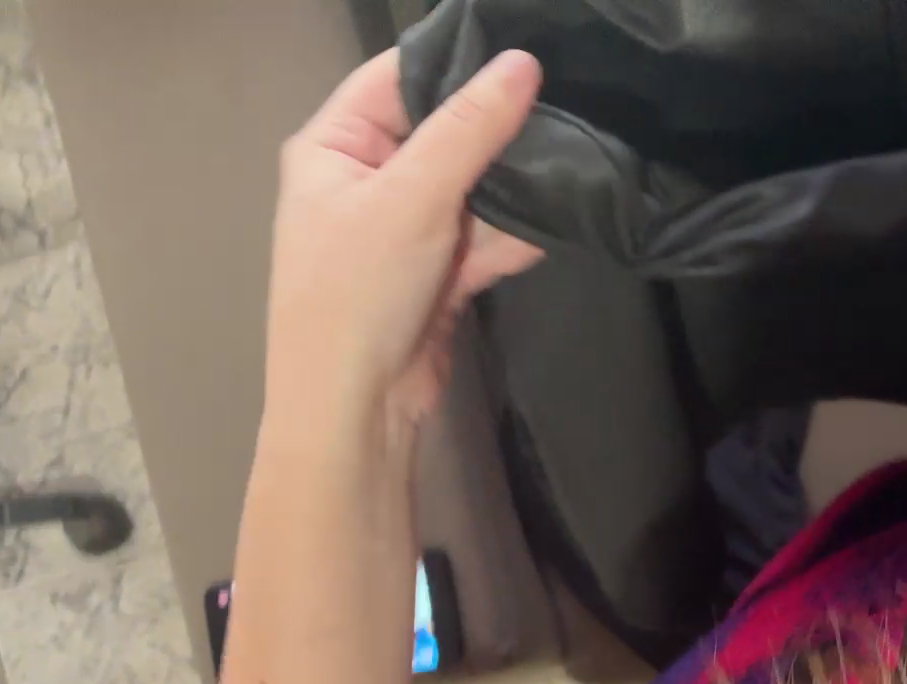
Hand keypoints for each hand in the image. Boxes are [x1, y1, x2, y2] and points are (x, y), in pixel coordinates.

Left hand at [264, 48, 543, 439]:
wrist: (359, 402)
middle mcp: (372, 181)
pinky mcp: (440, 276)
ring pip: (472, 195)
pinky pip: (481, 243)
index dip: (459, 65)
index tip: (528, 59)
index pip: (400, 79)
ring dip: (511, 196)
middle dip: (499, 136)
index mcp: (338, 145)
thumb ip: (469, 131)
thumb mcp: (413, 197)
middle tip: (565, 116)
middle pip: (445, 138)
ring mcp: (408, 233)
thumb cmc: (361, 289)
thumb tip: (523, 63)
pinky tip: (546, 234)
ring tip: (568, 176)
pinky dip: (509, 242)